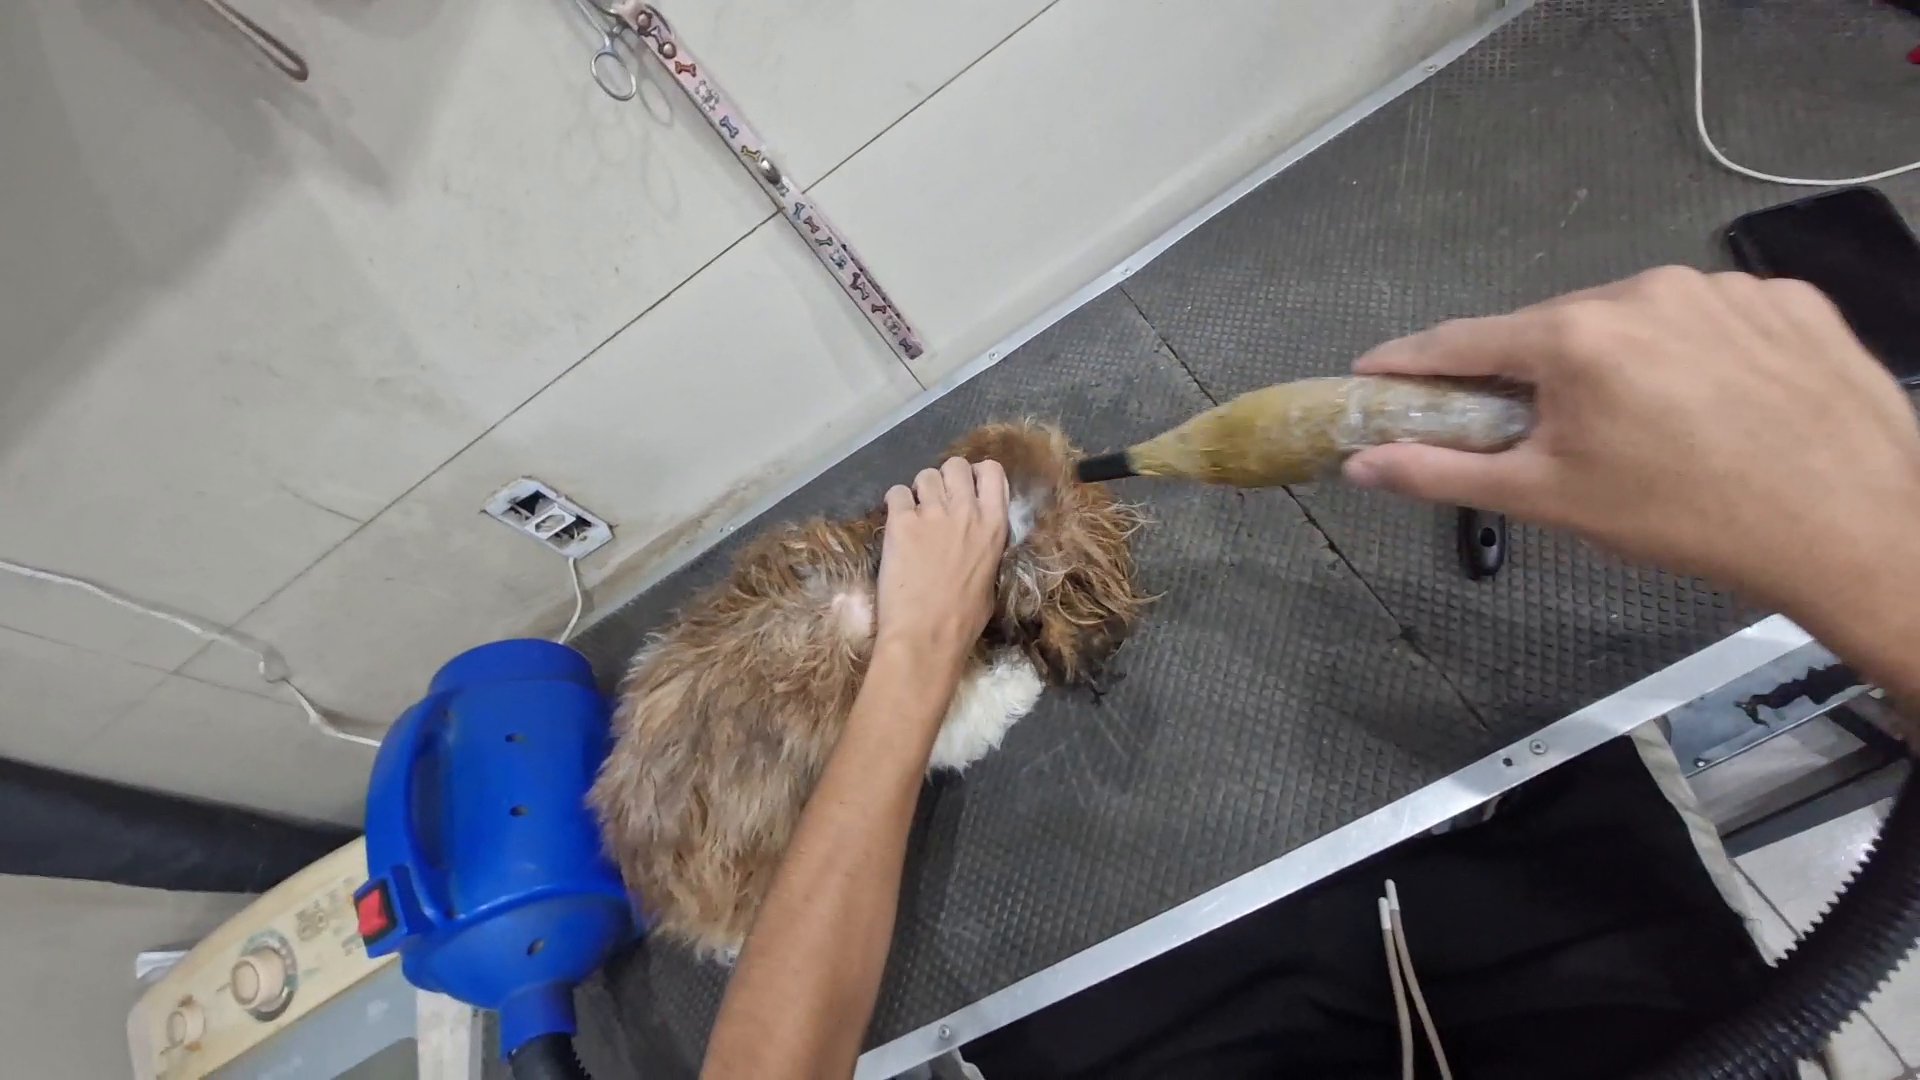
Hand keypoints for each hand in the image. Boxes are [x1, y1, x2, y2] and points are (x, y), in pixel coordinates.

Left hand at [874, 456, 1009, 677]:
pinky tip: (896, 524)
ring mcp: (933, 514)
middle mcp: (966, 511)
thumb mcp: (991, 580)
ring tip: (914, 515)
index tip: (967, 489)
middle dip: (945, 479)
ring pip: (925, 475)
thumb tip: (976, 542)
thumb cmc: (963, 620)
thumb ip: (985, 548)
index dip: (977, 475)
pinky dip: (896, 504)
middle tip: (936, 502)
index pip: (992, 471)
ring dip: (919, 492)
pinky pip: (897, 493)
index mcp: (995, 526)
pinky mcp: (901, 522)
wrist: (926, 635)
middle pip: (956, 465)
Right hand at [1341, 266, 1919, 617]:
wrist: (1858, 529)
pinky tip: (1683, 396)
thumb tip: (1357, 466)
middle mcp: (1643, 289)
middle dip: (1508, 370)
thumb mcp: (1539, 497)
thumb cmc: (1674, 515)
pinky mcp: (1785, 300)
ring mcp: (1722, 288)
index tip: (1369, 370)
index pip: (1459, 340)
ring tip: (1606, 416)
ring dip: (1587, 359)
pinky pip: (1690, 317)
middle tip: (1504, 419)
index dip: (1405, 359)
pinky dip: (1663, 350)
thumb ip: (1435, 474)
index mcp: (1574, 335)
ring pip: (1616, 319)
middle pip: (1540, 328)